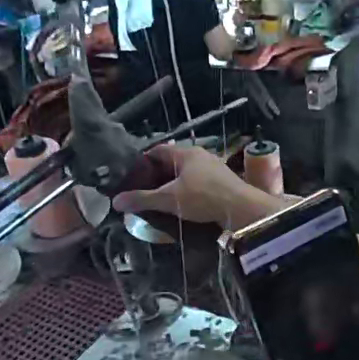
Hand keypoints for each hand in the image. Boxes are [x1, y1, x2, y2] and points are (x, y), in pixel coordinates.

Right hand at [110, 143, 283, 229]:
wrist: (242, 209)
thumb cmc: (203, 198)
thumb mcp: (169, 199)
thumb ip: (143, 199)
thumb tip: (116, 201)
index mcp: (185, 152)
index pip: (157, 150)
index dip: (142, 162)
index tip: (131, 176)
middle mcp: (200, 155)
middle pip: (172, 162)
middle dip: (157, 175)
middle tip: (143, 191)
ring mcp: (214, 168)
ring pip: (186, 173)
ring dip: (174, 184)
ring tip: (161, 200)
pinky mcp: (223, 182)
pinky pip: (199, 183)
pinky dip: (188, 191)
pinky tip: (183, 204)